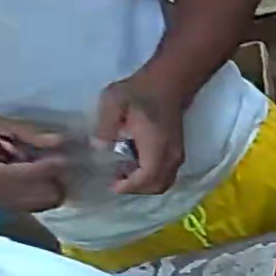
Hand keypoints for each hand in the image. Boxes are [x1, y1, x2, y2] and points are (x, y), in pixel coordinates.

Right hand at [0, 117, 67, 212]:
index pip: (26, 176)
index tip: (65, 157)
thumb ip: (27, 133)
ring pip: (47, 202)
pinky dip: (48, 193)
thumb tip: (60, 141)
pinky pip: (42, 206)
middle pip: (43, 193)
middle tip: (53, 162)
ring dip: (55, 185)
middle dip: (55, 177)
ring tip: (44, 170)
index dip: (51, 166)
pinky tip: (39, 180)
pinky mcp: (8, 210)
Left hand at [95, 71, 187, 195]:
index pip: (147, 177)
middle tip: (115, 182)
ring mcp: (177, 156)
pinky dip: (151, 177)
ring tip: (123, 175)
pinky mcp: (177, 153)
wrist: (167, 85)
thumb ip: (105, 126)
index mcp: (156, 146)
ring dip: (145, 184)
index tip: (111, 186)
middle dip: (137, 189)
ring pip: (164, 182)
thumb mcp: (113, 103)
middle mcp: (171, 156)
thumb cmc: (140, 93)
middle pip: (158, 185)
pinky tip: (134, 166)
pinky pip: (166, 175)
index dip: (130, 186)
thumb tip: (98, 148)